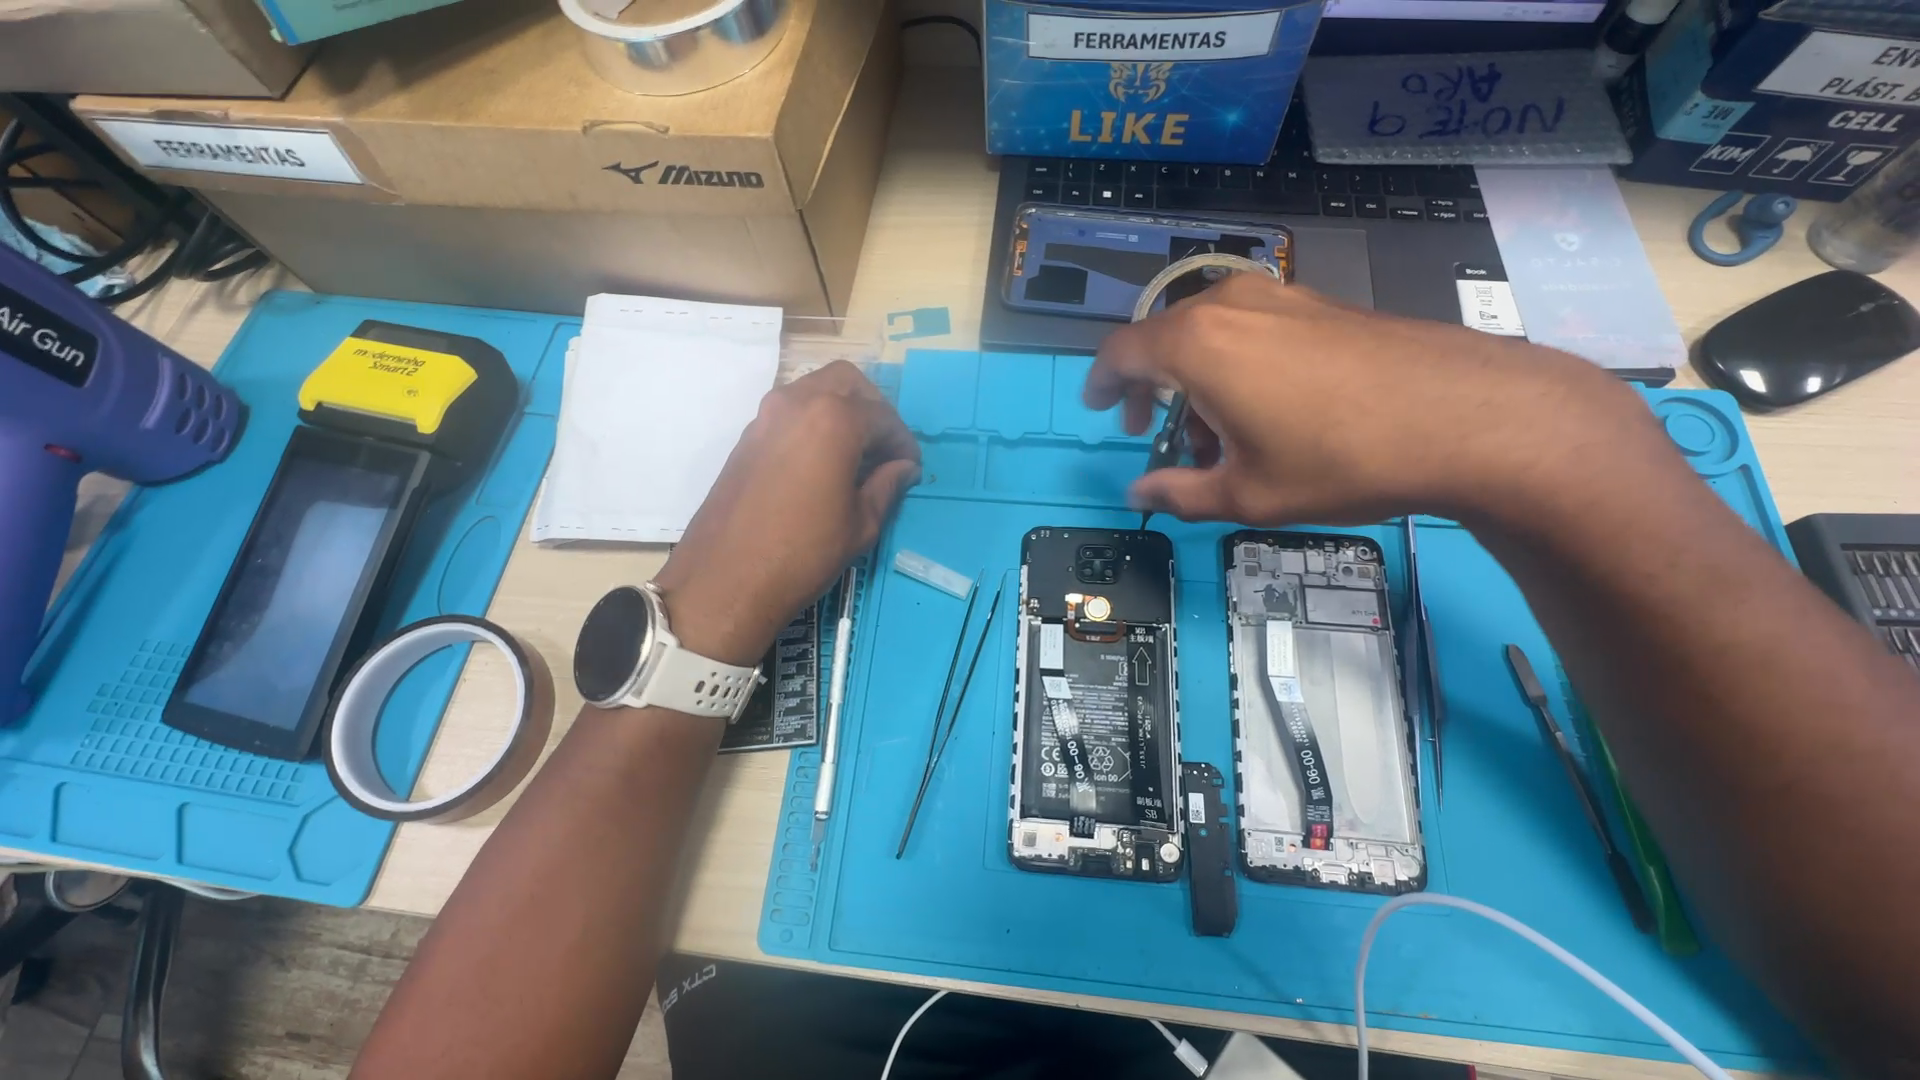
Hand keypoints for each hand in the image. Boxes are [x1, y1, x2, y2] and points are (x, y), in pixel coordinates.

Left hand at [654, 362, 919, 665]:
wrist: (726, 579)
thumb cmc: (804, 553)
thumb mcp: (861, 524)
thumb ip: (887, 486)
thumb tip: (903, 468)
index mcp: (834, 419)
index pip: (882, 417)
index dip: (902, 442)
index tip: (910, 468)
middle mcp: (798, 403)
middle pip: (847, 383)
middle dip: (873, 409)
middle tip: (884, 448)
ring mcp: (766, 416)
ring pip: (814, 391)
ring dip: (841, 411)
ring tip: (855, 455)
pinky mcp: (747, 437)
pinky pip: (790, 412)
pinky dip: (813, 423)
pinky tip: (822, 463)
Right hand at [1085, 273, 1676, 526]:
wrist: (1467, 416)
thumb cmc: (1340, 459)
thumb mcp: (1246, 495)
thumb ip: (1178, 494)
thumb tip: (1139, 495)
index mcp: (1195, 343)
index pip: (1120, 352)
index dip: (1100, 384)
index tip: (1098, 410)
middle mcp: (1228, 304)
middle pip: (1163, 340)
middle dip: (1151, 391)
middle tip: (1156, 437)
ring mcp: (1279, 296)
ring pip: (1209, 334)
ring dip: (1196, 382)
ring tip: (1220, 438)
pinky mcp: (1318, 303)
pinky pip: (1251, 328)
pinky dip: (1236, 365)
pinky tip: (1267, 411)